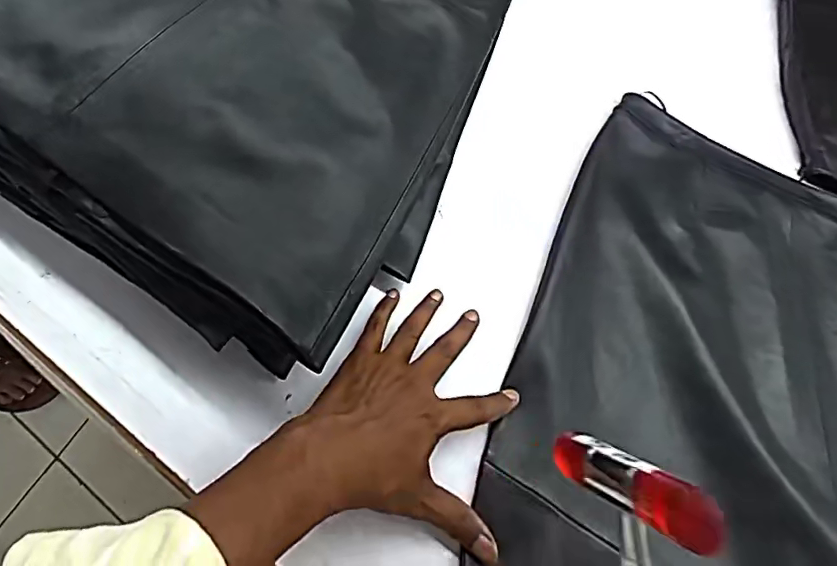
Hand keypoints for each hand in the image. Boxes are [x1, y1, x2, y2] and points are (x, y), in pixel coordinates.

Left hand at [187, 290, 518, 564]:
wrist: (327, 455)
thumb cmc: (366, 472)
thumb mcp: (419, 499)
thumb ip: (456, 517)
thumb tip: (482, 541)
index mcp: (430, 415)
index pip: (472, 409)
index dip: (494, 403)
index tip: (508, 394)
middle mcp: (412, 384)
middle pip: (444, 352)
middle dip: (462, 333)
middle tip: (472, 316)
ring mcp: (386, 366)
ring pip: (413, 330)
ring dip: (427, 311)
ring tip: (437, 295)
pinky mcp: (362, 359)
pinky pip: (376, 327)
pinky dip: (384, 309)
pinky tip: (389, 297)